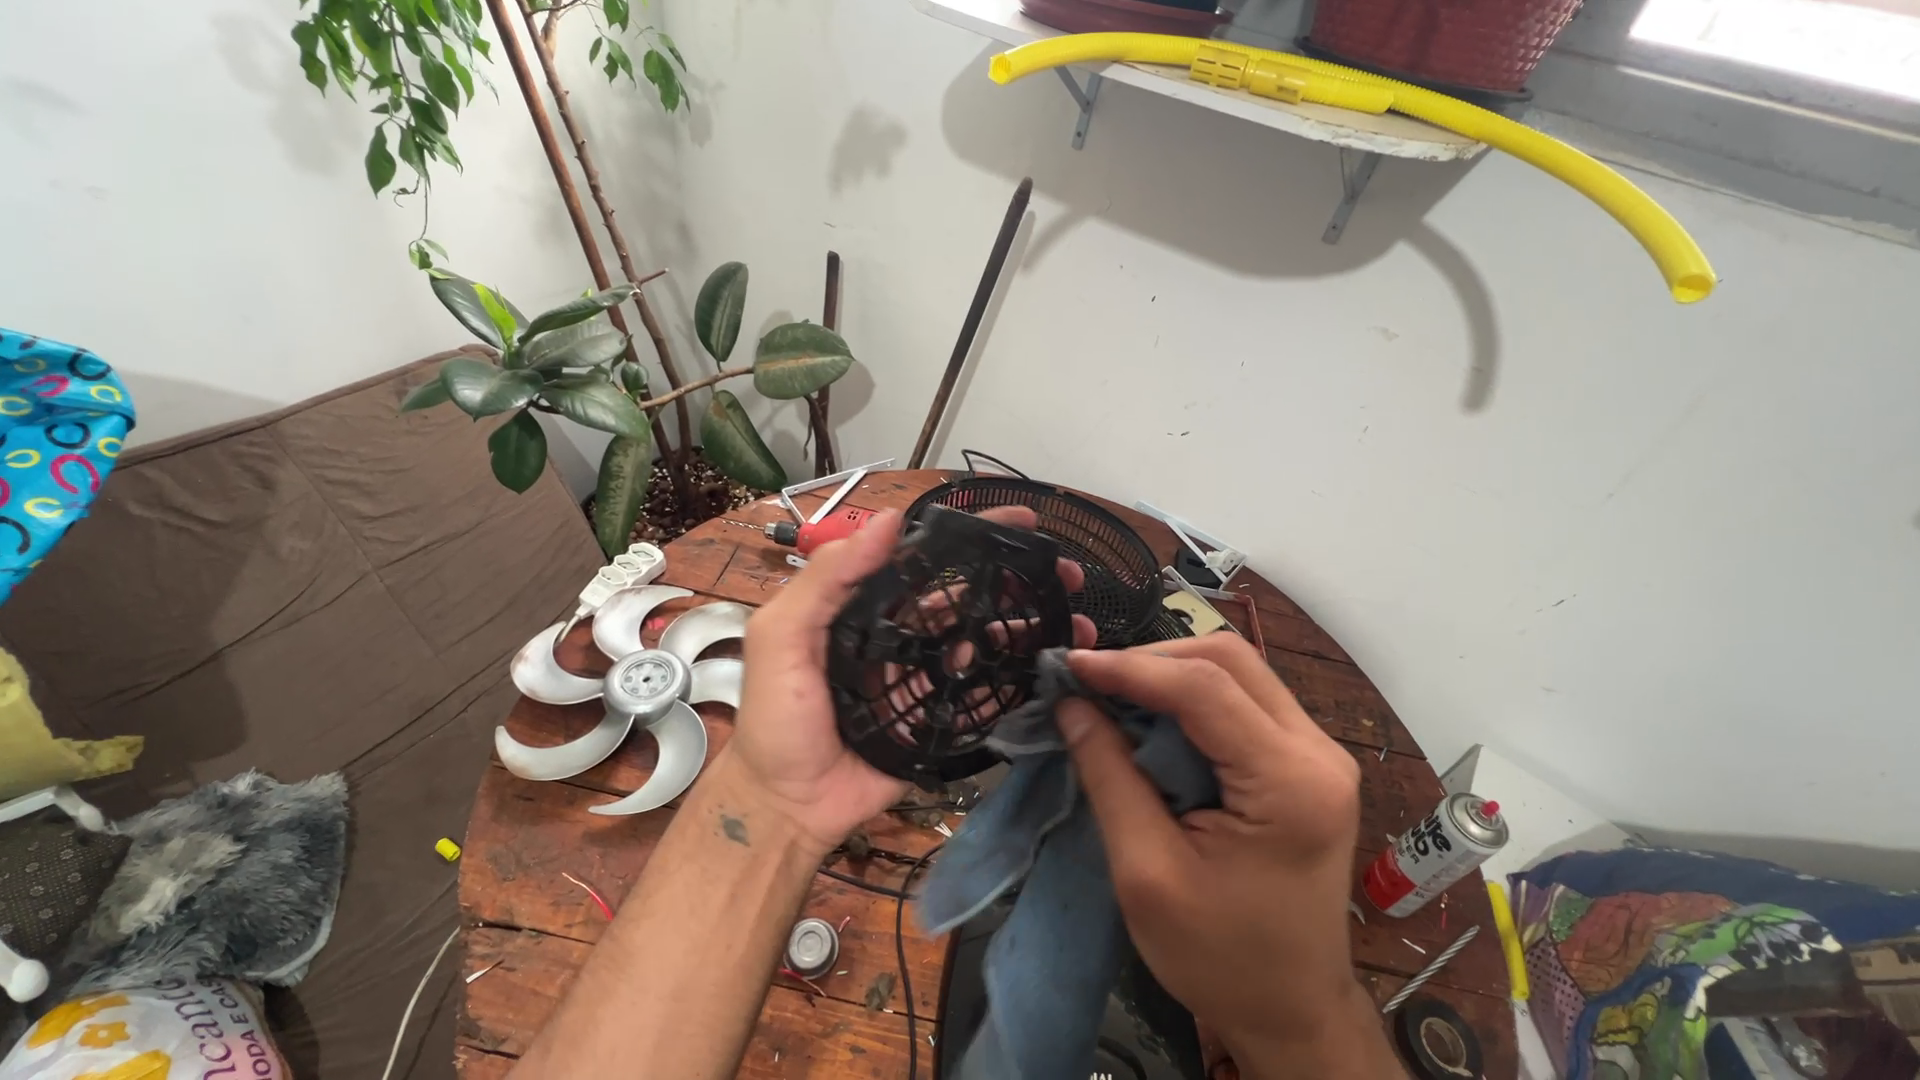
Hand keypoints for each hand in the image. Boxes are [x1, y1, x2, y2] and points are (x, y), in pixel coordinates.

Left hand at [729, 506, 1092, 854]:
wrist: (789, 805)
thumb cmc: (778, 718)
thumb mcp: (783, 637)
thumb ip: (827, 579)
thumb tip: (888, 521)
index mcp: (869, 607)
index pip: (927, 559)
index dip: (974, 537)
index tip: (1023, 523)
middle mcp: (903, 635)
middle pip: (969, 597)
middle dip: (1019, 580)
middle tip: (1066, 574)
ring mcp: (926, 678)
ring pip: (985, 641)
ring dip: (1029, 626)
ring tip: (1074, 620)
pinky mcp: (941, 720)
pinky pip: (984, 692)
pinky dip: (1017, 677)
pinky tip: (1049, 664)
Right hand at [1057, 635, 1398, 1077]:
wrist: (1293, 1012)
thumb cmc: (1219, 959)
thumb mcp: (1146, 872)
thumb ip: (1109, 775)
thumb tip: (1072, 705)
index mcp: (1290, 784)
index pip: (1204, 689)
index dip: (1130, 667)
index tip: (1069, 666)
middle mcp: (1318, 753)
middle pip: (1230, 661)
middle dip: (1153, 659)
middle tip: (1092, 681)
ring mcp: (1320, 754)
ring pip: (1239, 672)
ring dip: (1171, 674)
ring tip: (1113, 694)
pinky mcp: (1307, 763)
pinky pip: (1245, 701)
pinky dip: (1191, 697)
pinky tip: (1151, 716)